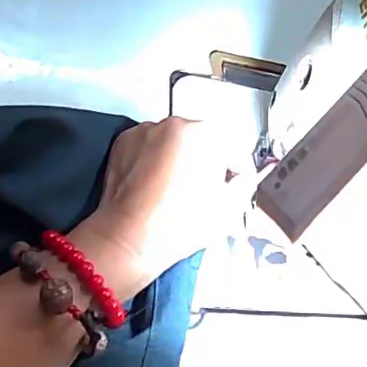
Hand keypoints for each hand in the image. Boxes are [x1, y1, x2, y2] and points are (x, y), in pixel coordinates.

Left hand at [71, 117, 259, 297]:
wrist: (127, 241)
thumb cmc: (176, 226)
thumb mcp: (228, 209)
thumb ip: (244, 184)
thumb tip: (244, 177)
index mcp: (202, 134)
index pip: (233, 145)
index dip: (239, 167)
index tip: (236, 181)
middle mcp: (172, 125)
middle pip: (203, 140)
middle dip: (207, 161)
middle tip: (205, 190)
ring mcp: (144, 132)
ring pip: (174, 142)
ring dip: (180, 159)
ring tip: (176, 191)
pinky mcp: (123, 143)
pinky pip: (149, 147)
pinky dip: (154, 161)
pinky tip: (155, 187)